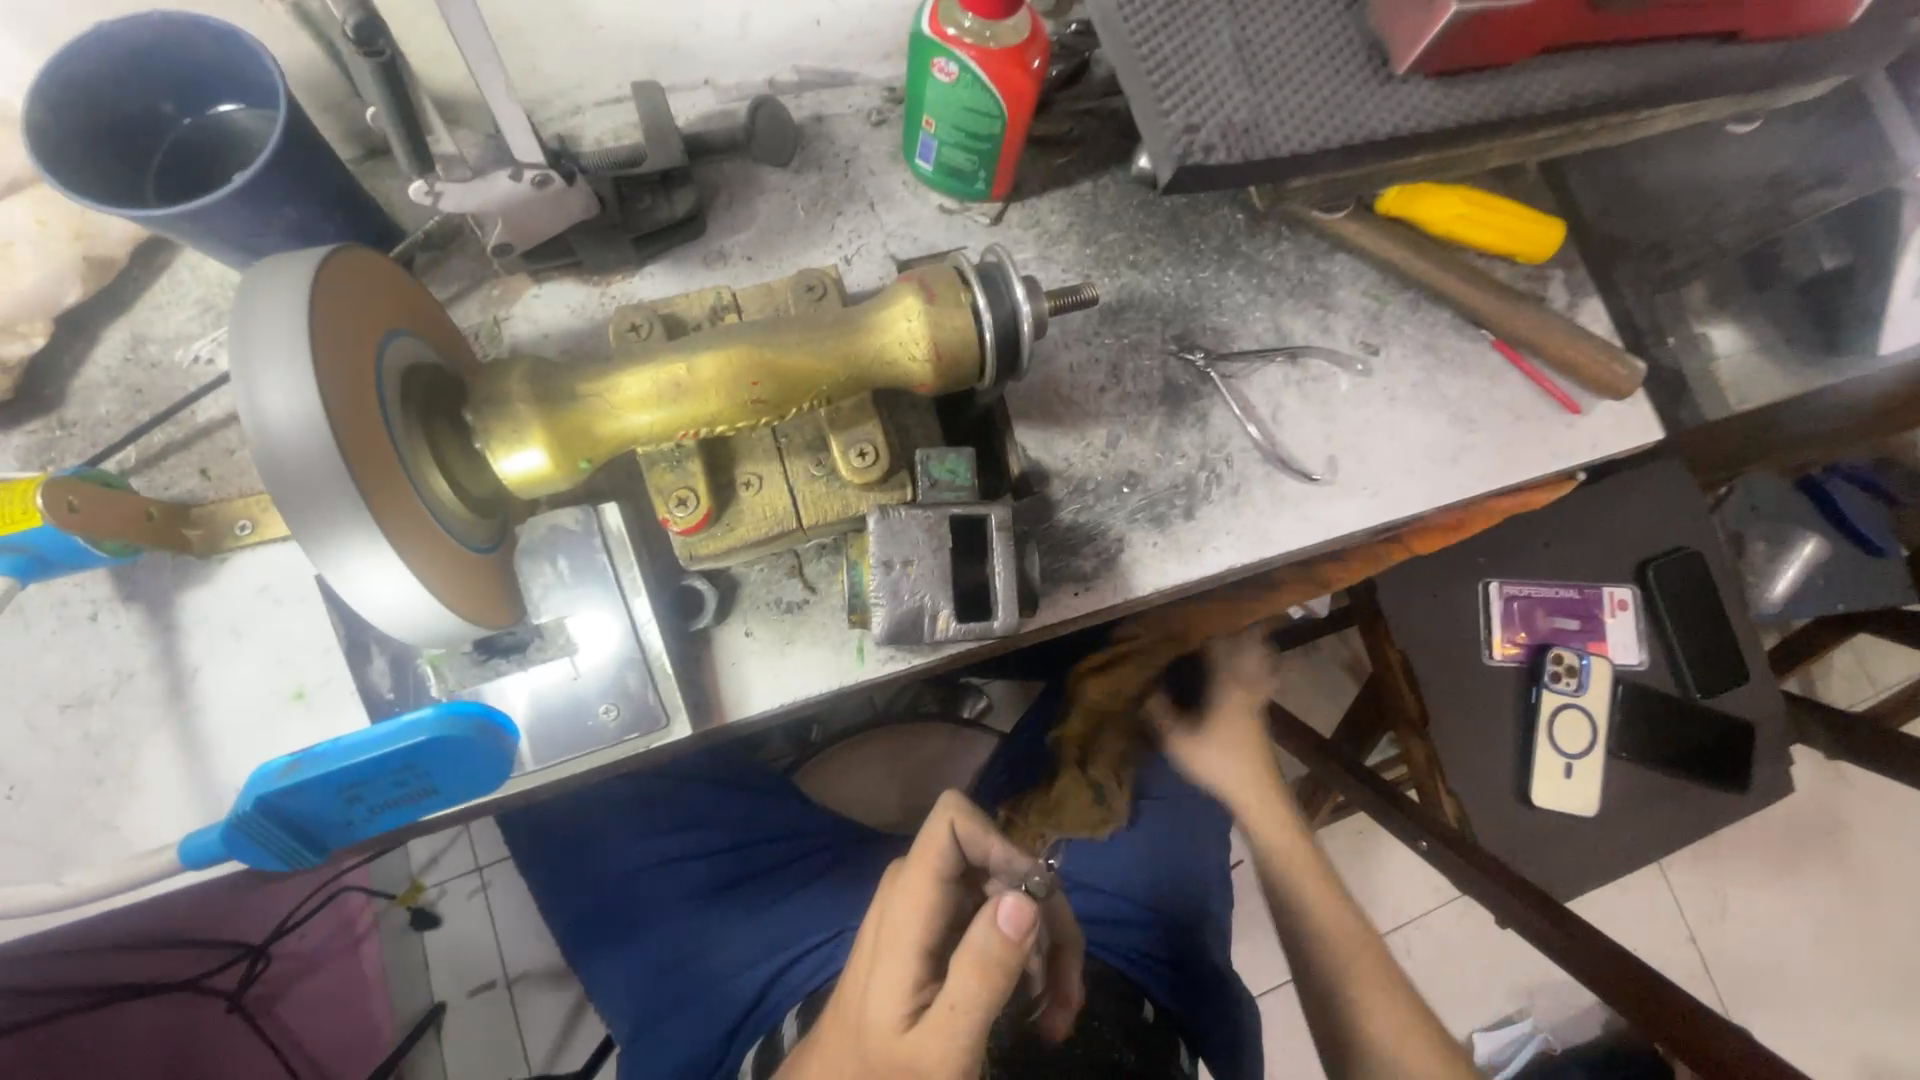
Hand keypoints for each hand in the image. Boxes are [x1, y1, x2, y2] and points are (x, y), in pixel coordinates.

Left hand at [777, 790, 1084, 1079]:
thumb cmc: (884, 1075)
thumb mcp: (940, 1048)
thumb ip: (980, 974)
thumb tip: (1025, 896)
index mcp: (907, 903)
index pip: (954, 818)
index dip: (1004, 846)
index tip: (1037, 909)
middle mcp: (917, 887)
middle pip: (996, 859)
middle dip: (1042, 916)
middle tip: (1065, 994)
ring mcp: (929, 906)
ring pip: (1005, 890)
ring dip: (1043, 945)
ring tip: (1056, 1013)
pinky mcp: (940, 926)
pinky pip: (994, 917)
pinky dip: (1025, 956)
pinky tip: (1040, 1008)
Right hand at [1145, 627, 1287, 812]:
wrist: (1257, 792)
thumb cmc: (1217, 762)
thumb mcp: (1177, 740)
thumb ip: (1159, 711)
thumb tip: (1145, 688)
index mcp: (1225, 683)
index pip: (1218, 644)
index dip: (1206, 629)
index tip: (1192, 620)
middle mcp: (1245, 684)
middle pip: (1248, 646)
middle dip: (1239, 630)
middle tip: (1226, 619)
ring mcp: (1259, 699)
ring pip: (1262, 662)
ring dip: (1255, 646)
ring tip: (1248, 634)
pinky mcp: (1263, 714)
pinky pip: (1265, 680)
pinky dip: (1265, 669)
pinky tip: (1261, 672)